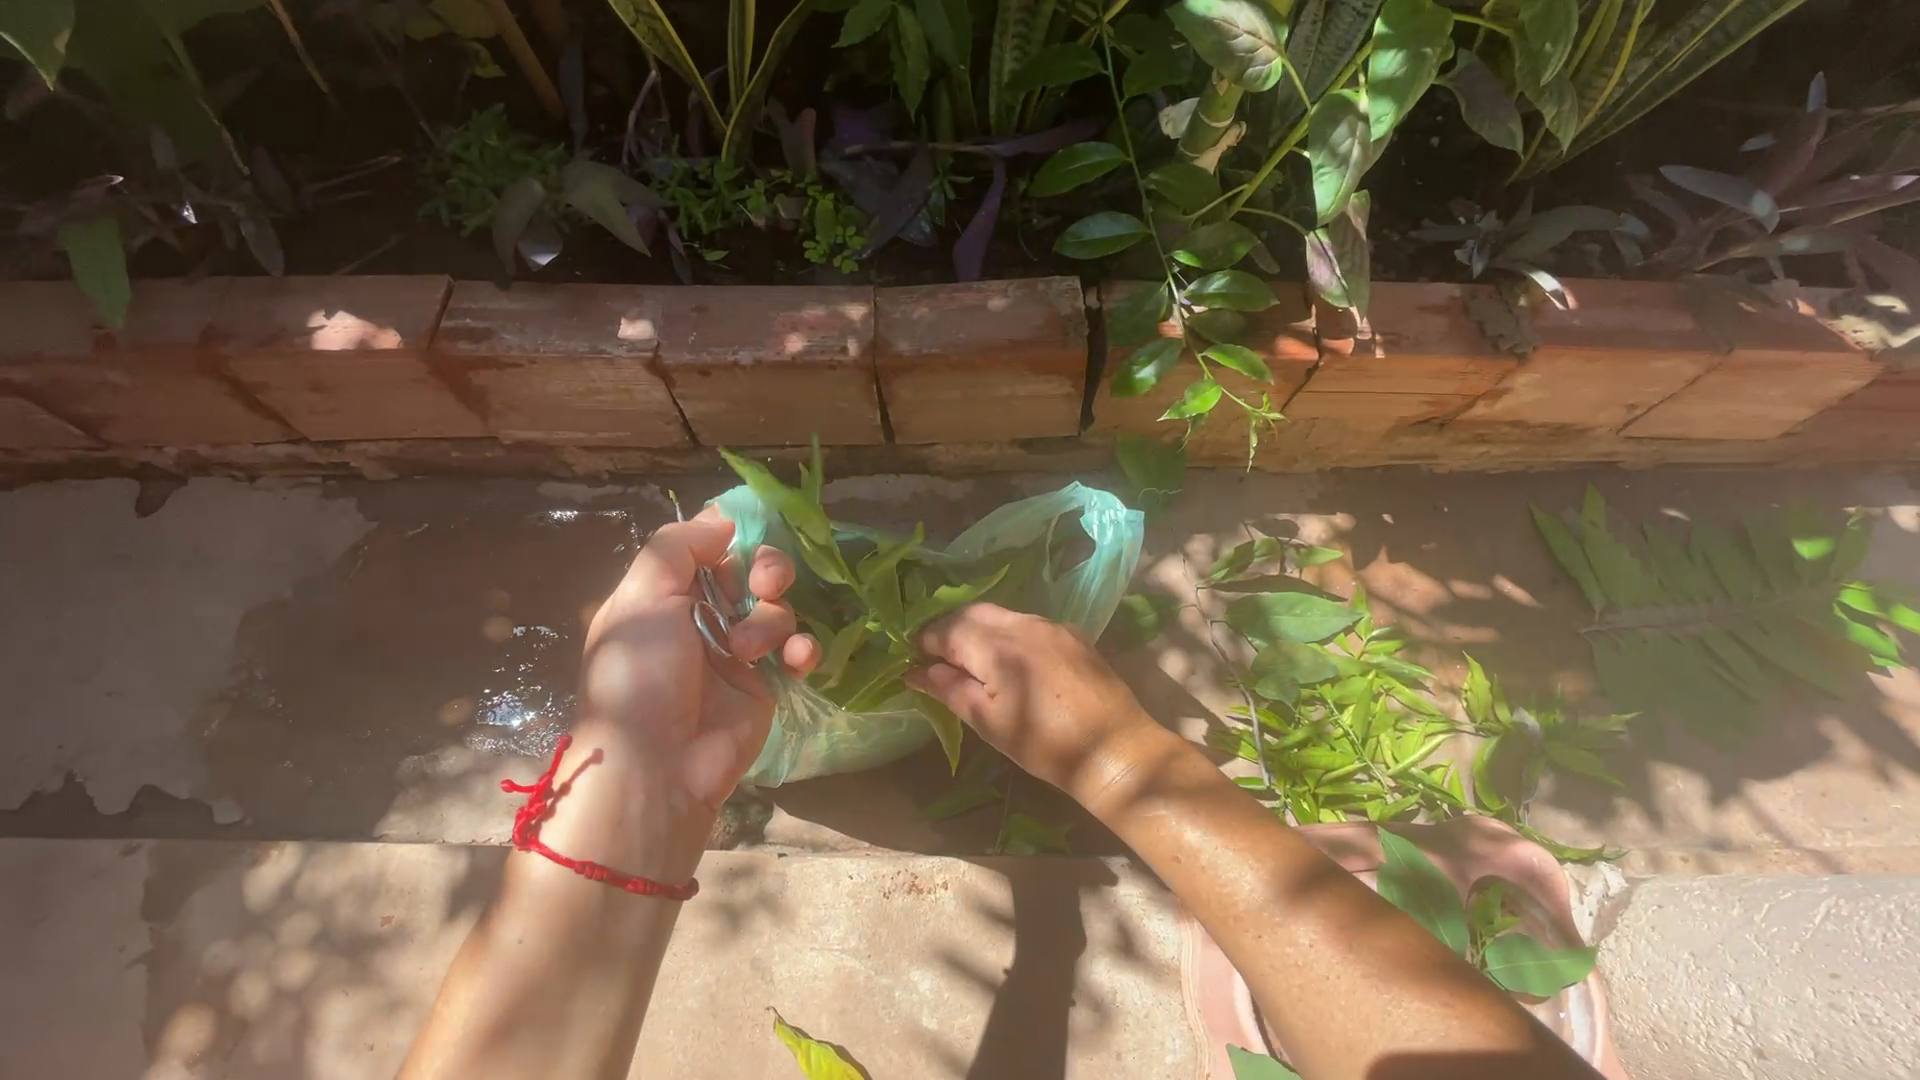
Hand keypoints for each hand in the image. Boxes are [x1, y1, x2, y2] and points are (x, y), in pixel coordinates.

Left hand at [539, 507, 817, 882]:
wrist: (655, 766)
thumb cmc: (640, 674)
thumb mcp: (641, 597)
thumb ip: (678, 546)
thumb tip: (724, 520)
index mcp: (667, 594)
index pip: (712, 548)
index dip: (736, 538)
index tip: (752, 535)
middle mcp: (704, 617)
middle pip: (754, 572)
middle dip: (769, 570)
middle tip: (766, 584)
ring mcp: (739, 652)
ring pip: (779, 609)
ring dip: (773, 620)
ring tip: (750, 649)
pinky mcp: (768, 684)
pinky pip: (798, 651)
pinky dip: (805, 649)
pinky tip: (800, 659)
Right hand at [906, 603, 1158, 801]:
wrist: (1114, 750)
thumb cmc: (1044, 745)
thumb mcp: (987, 722)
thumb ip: (948, 689)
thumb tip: (914, 671)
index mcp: (998, 646)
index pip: (948, 628)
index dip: (926, 642)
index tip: (912, 660)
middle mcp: (1024, 624)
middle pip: (973, 612)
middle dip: (950, 630)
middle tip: (936, 659)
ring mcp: (1051, 626)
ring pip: (1001, 615)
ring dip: (978, 630)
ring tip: (969, 662)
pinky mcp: (1072, 635)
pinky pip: (1028, 623)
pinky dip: (1007, 634)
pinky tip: (1008, 662)